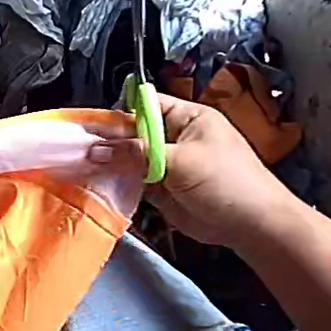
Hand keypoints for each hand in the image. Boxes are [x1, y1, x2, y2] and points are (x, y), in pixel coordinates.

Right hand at [93, 93, 293, 246]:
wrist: (251, 225)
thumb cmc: (227, 182)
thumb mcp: (181, 161)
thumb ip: (137, 154)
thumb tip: (99, 149)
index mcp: (188, 118)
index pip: (146, 106)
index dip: (119, 114)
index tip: (91, 126)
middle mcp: (175, 137)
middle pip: (134, 133)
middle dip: (109, 141)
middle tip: (78, 148)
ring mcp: (168, 164)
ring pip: (131, 159)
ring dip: (111, 163)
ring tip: (82, 166)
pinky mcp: (162, 189)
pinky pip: (135, 181)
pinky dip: (119, 183)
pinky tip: (98, 183)